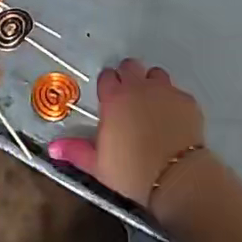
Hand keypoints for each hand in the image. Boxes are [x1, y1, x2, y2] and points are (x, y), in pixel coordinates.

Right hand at [47, 58, 203, 207]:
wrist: (174, 175)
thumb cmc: (131, 171)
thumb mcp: (98, 165)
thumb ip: (76, 151)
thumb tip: (54, 147)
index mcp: (115, 98)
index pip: (107, 76)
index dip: (106, 85)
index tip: (106, 96)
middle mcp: (140, 87)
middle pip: (130, 66)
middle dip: (126, 76)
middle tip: (126, 96)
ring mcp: (166, 90)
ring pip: (155, 74)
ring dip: (150, 83)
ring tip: (149, 104)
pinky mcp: (187, 99)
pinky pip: (176, 91)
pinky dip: (171, 100)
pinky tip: (171, 117)